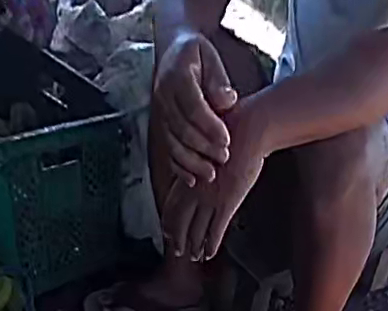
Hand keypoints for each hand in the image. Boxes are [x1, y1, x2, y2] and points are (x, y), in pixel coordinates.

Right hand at [152, 30, 237, 184]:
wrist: (172, 53)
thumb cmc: (196, 55)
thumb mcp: (210, 57)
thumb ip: (219, 80)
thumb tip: (228, 102)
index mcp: (176, 77)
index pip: (193, 108)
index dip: (210, 127)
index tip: (226, 139)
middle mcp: (163, 98)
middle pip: (183, 131)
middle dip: (204, 148)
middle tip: (224, 157)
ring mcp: (159, 116)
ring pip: (174, 146)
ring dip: (193, 163)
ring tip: (211, 173)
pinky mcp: (159, 129)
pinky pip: (167, 153)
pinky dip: (179, 169)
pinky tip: (192, 179)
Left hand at [160, 108, 264, 260]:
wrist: (249, 127)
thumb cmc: (231, 130)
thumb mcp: (204, 147)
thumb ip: (197, 165)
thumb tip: (195, 175)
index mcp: (187, 176)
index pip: (171, 206)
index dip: (168, 223)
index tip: (167, 233)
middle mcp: (194, 190)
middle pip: (180, 223)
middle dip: (178, 240)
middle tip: (178, 251)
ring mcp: (209, 198)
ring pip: (196, 231)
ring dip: (195, 246)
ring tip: (195, 256)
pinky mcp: (227, 203)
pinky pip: (215, 231)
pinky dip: (211, 245)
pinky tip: (210, 253)